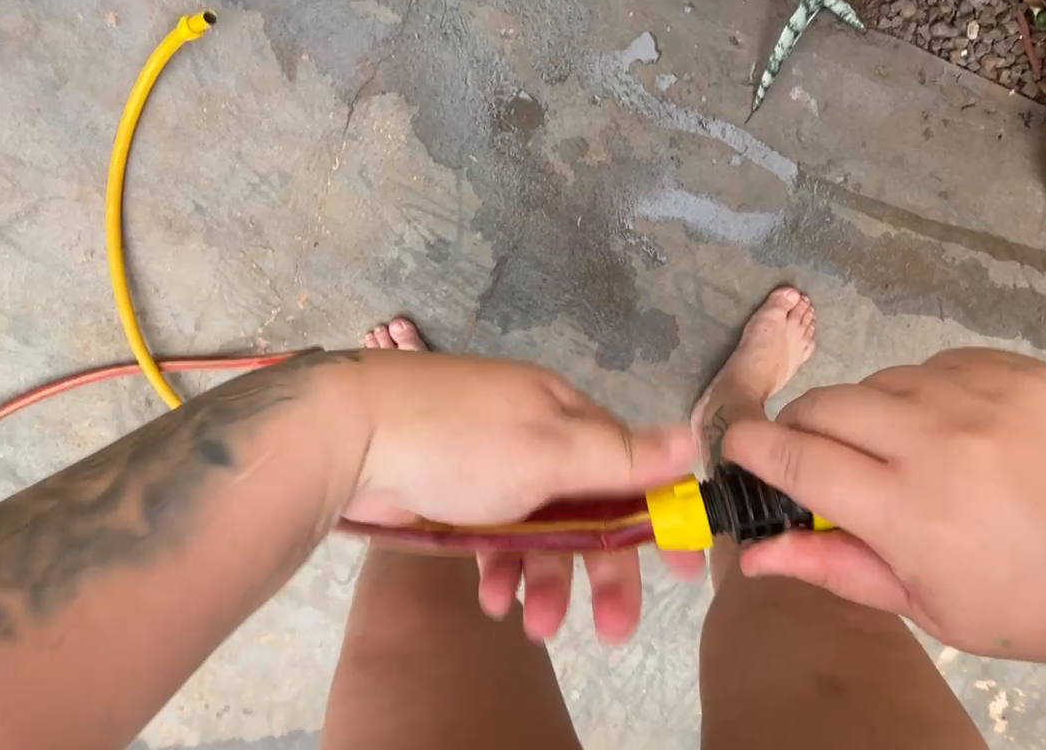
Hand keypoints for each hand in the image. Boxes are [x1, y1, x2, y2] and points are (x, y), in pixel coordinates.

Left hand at [323, 349, 698, 642]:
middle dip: (603, 567)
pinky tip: (491, 596)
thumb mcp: (550, 449)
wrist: (353, 437)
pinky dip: (502, 568)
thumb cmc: (463, 440)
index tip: (685, 565)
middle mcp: (537, 437)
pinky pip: (498, 536)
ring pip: (543, 531)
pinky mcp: (461, 494)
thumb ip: (622, 454)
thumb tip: (691, 436)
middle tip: (613, 630)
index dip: (660, 514)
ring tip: (533, 623)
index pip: (632, 464)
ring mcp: (497, 467)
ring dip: (547, 579)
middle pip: (590, 506)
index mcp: (565, 414)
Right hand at [724, 348, 1045, 680]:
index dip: (750, 448)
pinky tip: (961, 432)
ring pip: (874, 382)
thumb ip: (834, 568)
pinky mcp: (1011, 364)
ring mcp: (979, 391)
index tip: (737, 451)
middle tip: (827, 463)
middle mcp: (939, 438)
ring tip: (911, 454)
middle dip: (803, 430)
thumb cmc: (1041, 606)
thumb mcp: (931, 608)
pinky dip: (922, 395)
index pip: (795, 459)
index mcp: (915, 512)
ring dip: (869, 415)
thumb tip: (751, 550)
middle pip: (822, 405)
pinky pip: (928, 365)